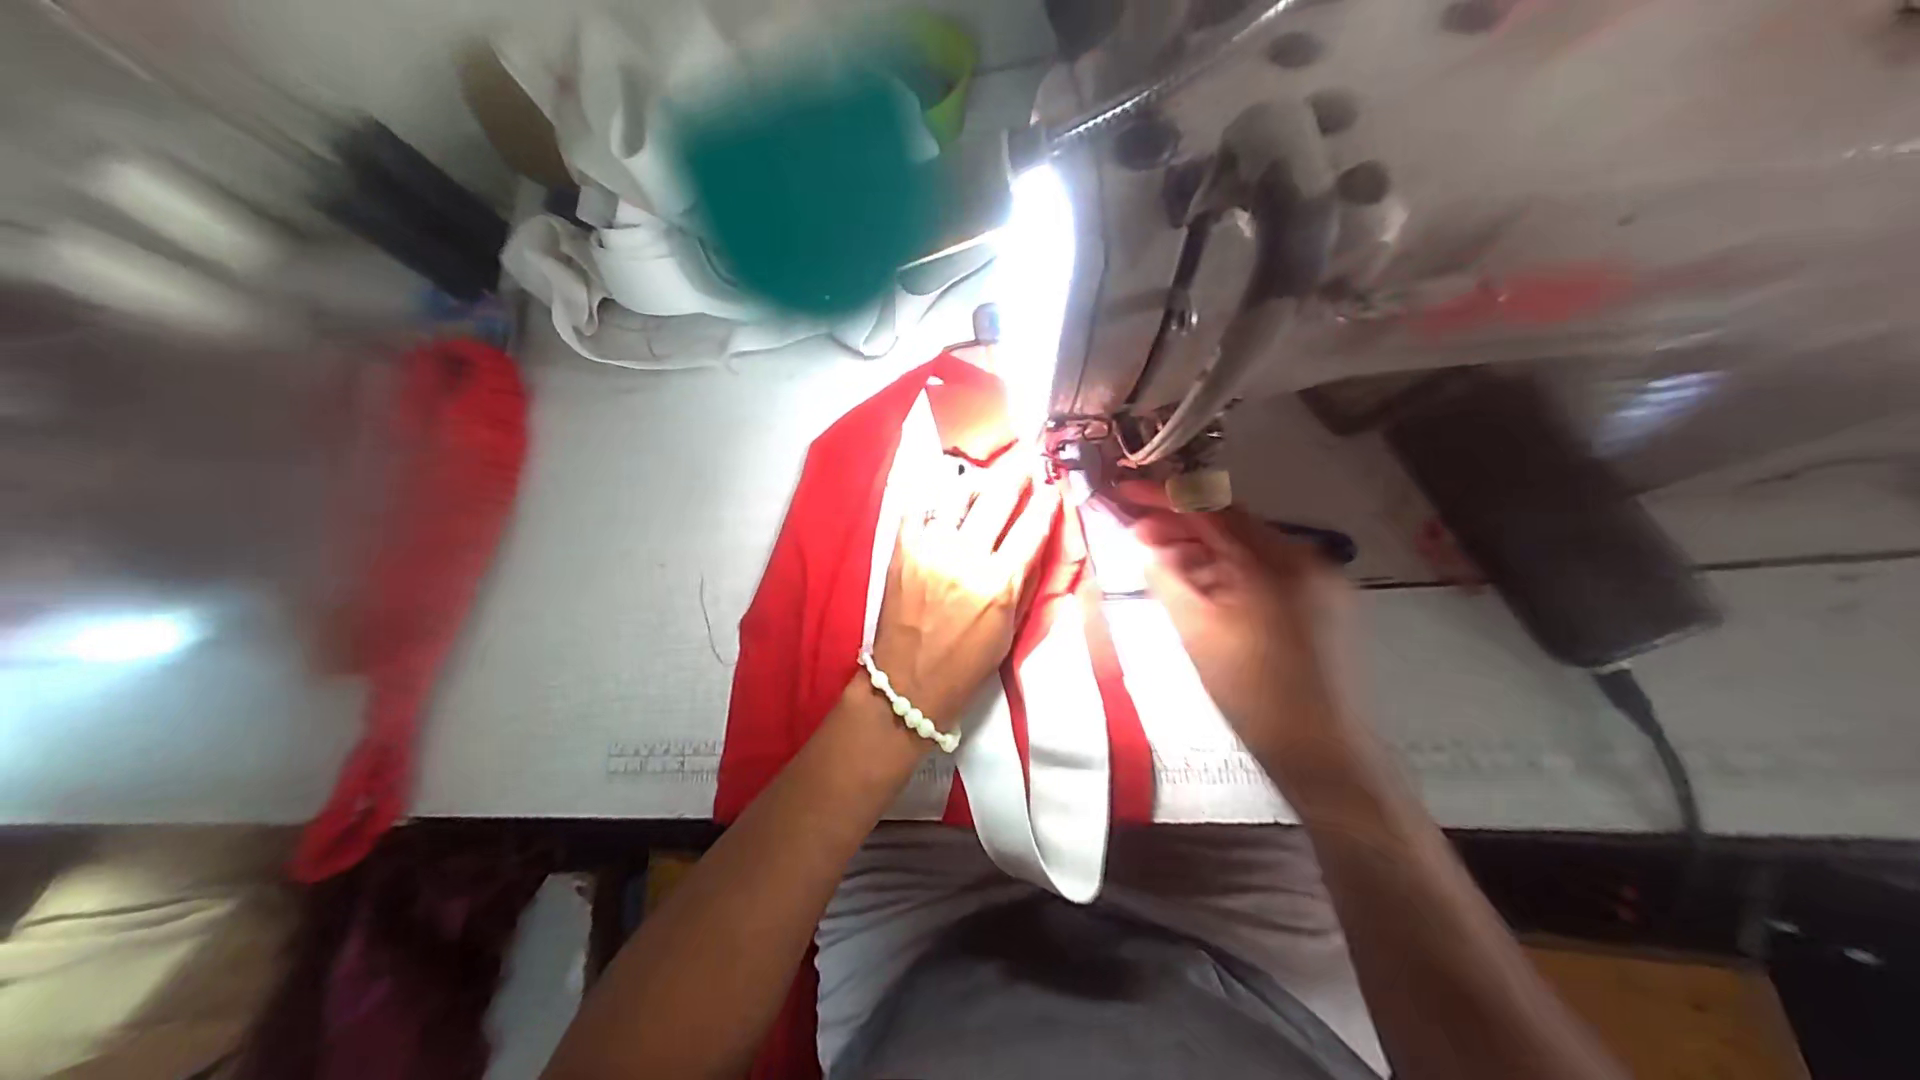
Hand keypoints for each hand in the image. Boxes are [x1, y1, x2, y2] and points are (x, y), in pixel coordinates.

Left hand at [870, 459, 1058, 728]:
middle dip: (1017, 474)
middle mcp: (965, 558)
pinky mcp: (901, 548)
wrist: (908, 681)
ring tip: (985, 478)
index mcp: (998, 584)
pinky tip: (944, 494)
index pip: (1031, 529)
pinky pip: (918, 507)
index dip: (1047, 503)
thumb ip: (1024, 579)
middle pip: (997, 499)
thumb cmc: (967, 662)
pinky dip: (934, 496)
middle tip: (1026, 461)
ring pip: (957, 494)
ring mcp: (930, 549)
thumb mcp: (1010, 627)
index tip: (1053, 486)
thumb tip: (1036, 539)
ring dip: (977, 480)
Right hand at [1134, 507, 1355, 757]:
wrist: (1322, 753)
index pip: (1212, 510)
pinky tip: (1199, 585)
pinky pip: (1265, 570)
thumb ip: (1167, 576)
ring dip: (1203, 548)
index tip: (1125, 491)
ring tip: (1160, 560)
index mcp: (1276, 561)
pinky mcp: (1321, 602)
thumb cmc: (1252, 693)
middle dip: (1181, 523)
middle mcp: (1304, 558)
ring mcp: (1318, 580)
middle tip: (1136, 531)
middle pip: (1232, 524)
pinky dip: (1229, 570)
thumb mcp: (1196, 631)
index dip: (1164, 497)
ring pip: (1247, 548)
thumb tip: (1146, 538)